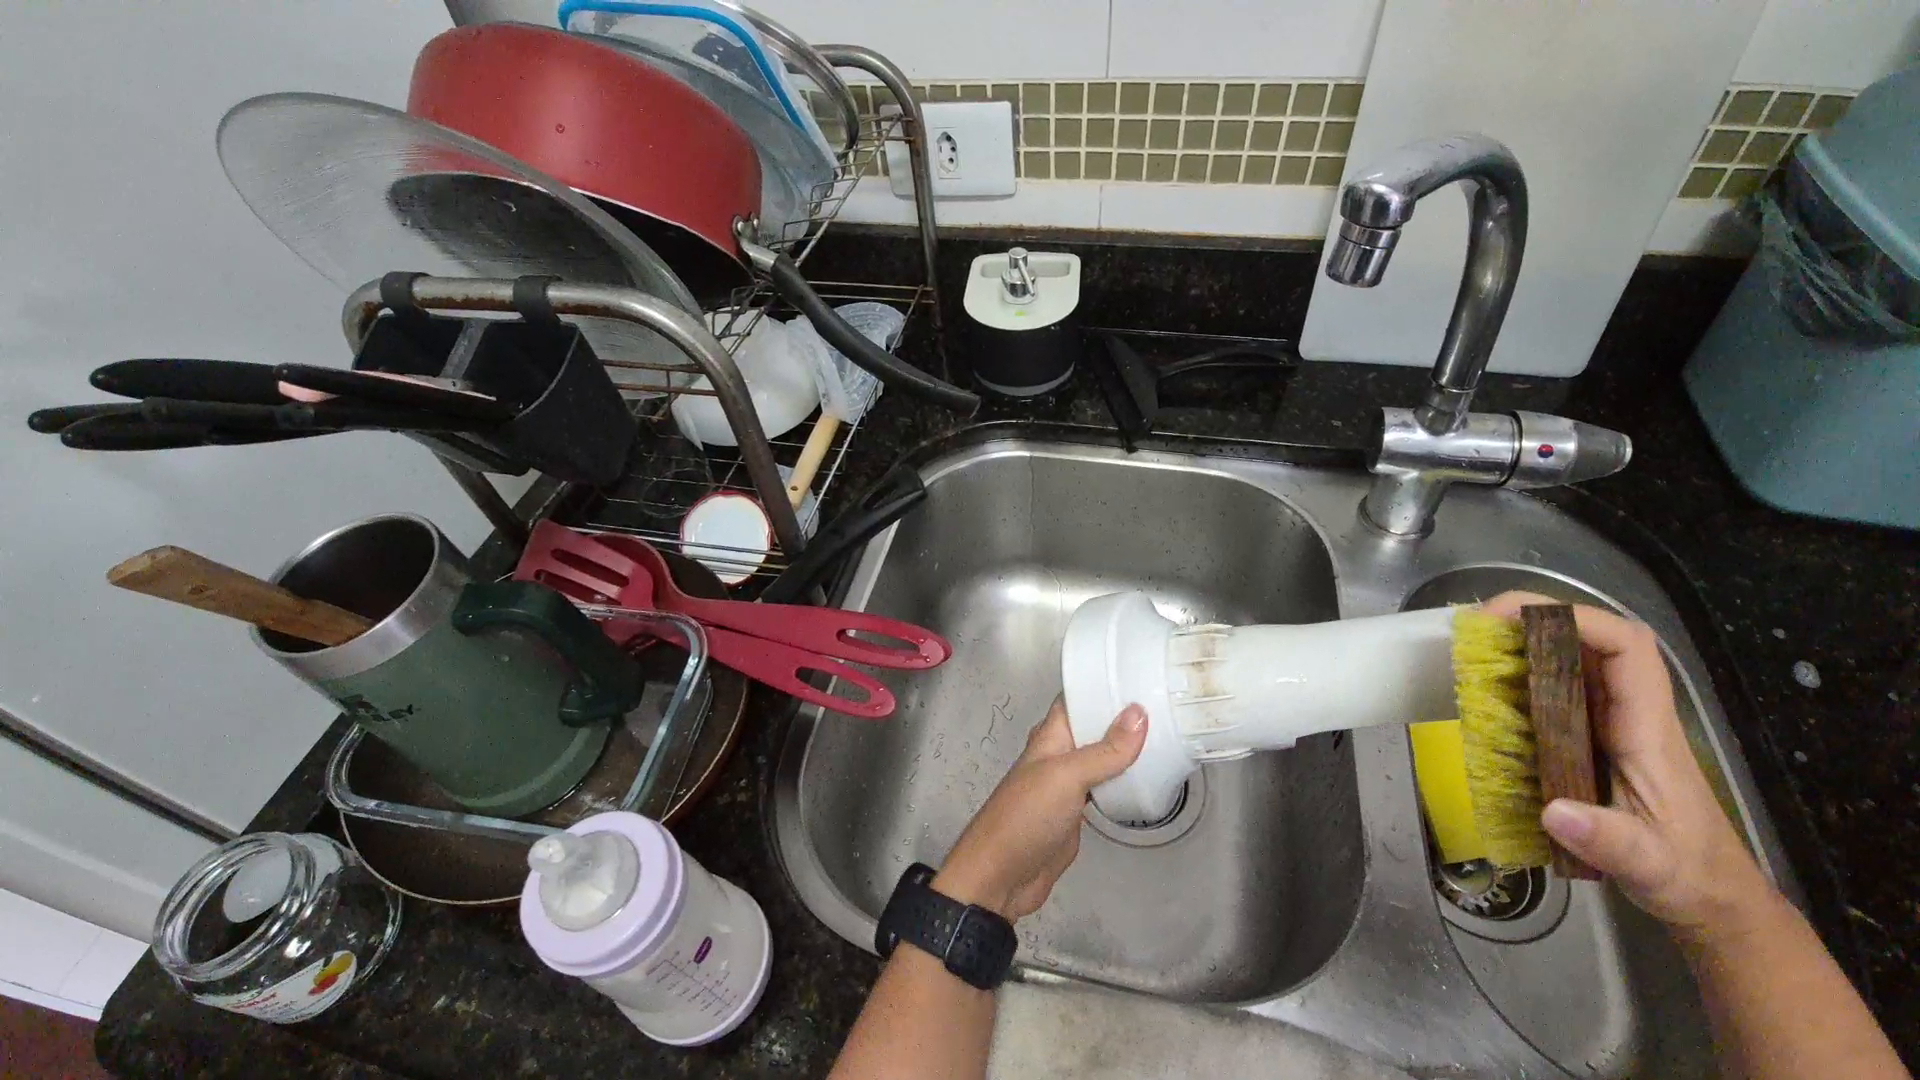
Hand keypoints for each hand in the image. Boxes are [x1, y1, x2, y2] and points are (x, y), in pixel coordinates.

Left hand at [933, 699, 1147, 921]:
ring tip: (1167, 733)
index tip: (1142, 672)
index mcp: (1051, 736)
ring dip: (1128, 748)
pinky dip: (1125, 779)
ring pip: (1102, 756)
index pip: (1078, 697)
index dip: (1104, 682)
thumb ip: (1104, 750)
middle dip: (1124, 716)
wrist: (1002, 877)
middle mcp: (1060, 754)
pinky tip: (1149, 777)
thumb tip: (1138, 714)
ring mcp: (1068, 783)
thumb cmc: (1023, 819)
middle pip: (1094, 726)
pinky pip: (1106, 786)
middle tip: (1167, 704)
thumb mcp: (1066, 777)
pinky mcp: (1078, 811)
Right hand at [1481, 592, 1778, 946]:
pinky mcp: (1590, 739)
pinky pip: (1556, 691)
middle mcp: (1629, 714)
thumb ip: (1609, 840)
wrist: (1711, 896)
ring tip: (1472, 652)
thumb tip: (1554, 811)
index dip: (1575, 619)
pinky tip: (1486, 693)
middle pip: (1594, 641)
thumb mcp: (1652, 866)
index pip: (1627, 649)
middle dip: (1537, 620)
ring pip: (1573, 662)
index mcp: (1646, 729)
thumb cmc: (1689, 873)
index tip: (1515, 619)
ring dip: (1523, 646)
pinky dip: (1519, 680)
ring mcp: (1609, 725)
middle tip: (1477, 628)